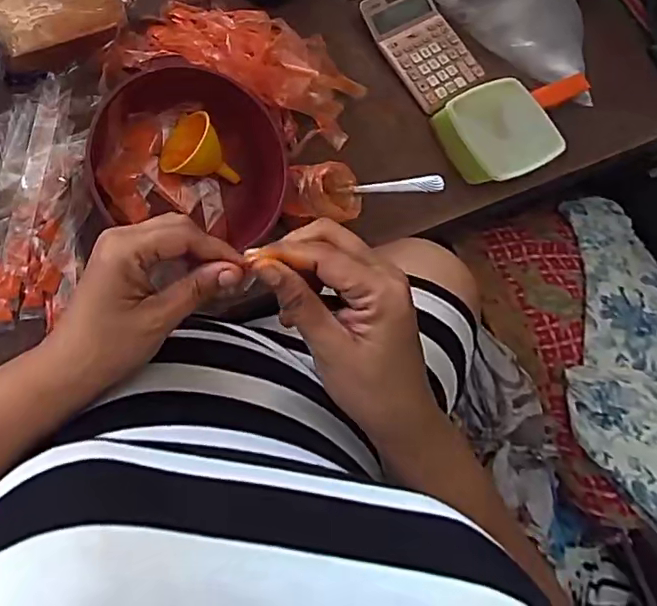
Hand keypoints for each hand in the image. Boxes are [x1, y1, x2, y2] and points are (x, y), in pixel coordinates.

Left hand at [40, 213, 245, 396]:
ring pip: (166, 233)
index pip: (183, 233)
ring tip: (221, 275)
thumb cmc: (108, 348)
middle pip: (175, 226)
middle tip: (235, 273)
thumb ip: (196, 289)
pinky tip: (195, 274)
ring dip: (194, 250)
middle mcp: (119, 235)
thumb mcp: (158, 319)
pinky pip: (155, 245)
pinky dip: (178, 256)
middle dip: (207, 246)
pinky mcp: (116, 255)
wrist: (68, 367)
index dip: (217, 249)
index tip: (245, 268)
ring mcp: (115, 243)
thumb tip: (234, 271)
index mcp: (125, 246)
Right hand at [249, 220, 440, 448]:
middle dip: (292, 247)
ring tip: (282, 293)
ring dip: (301, 259)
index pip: (322, 252)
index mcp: (381, 287)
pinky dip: (313, 271)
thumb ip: (297, 300)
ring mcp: (384, 276)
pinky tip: (299, 297)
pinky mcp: (376, 285)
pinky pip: (338, 261)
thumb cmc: (372, 393)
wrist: (405, 421)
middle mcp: (386, 272)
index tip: (251, 262)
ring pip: (332, 244)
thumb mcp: (328, 347)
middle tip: (263, 270)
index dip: (282, 252)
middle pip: (329, 235)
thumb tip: (264, 267)